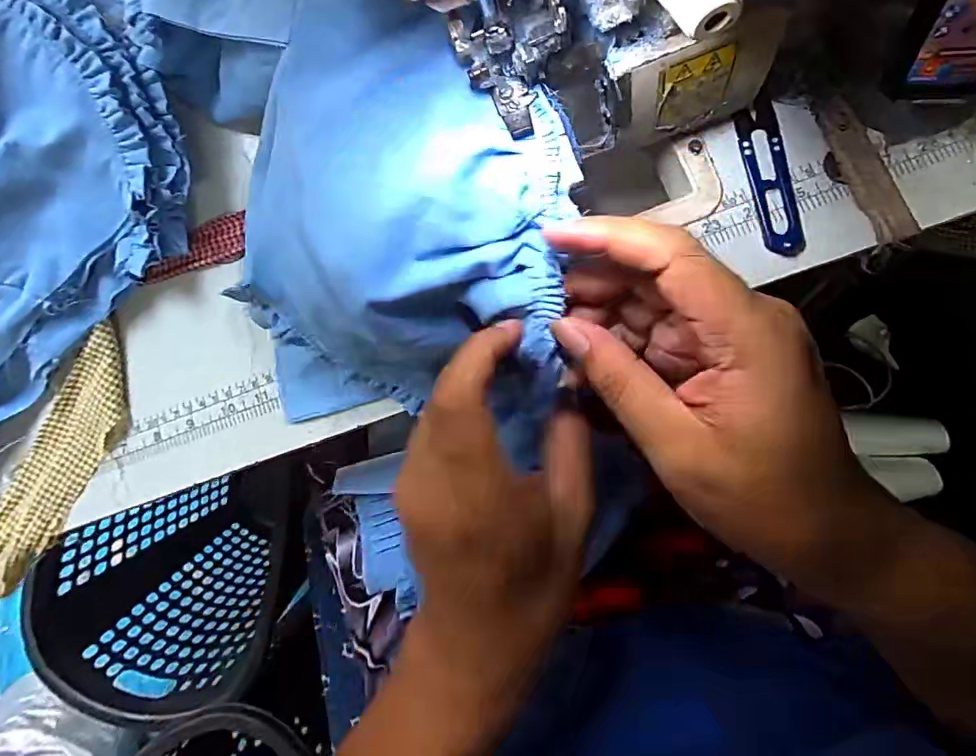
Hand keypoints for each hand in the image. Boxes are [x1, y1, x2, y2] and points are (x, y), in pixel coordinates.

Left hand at [392, 321, 593, 716]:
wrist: (473, 646)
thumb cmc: (533, 587)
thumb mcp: (572, 516)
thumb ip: (570, 441)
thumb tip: (566, 381)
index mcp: (473, 486)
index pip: (459, 395)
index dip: (480, 351)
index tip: (513, 330)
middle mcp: (428, 477)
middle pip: (441, 393)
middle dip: (476, 357)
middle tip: (517, 345)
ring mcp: (407, 481)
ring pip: (431, 407)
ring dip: (464, 379)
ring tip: (506, 367)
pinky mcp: (403, 486)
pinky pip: (427, 426)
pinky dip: (454, 403)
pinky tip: (483, 404)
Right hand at [547, 217, 903, 599]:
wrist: (832, 534)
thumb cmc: (763, 501)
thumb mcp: (678, 449)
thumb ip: (618, 381)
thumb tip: (564, 328)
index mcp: (744, 328)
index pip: (671, 255)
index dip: (607, 236)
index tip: (551, 236)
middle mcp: (744, 311)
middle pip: (661, 268)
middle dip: (597, 277)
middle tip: (541, 297)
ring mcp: (737, 327)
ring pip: (659, 294)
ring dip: (607, 306)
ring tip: (558, 326)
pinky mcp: (728, 346)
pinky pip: (669, 324)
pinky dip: (627, 332)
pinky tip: (592, 347)